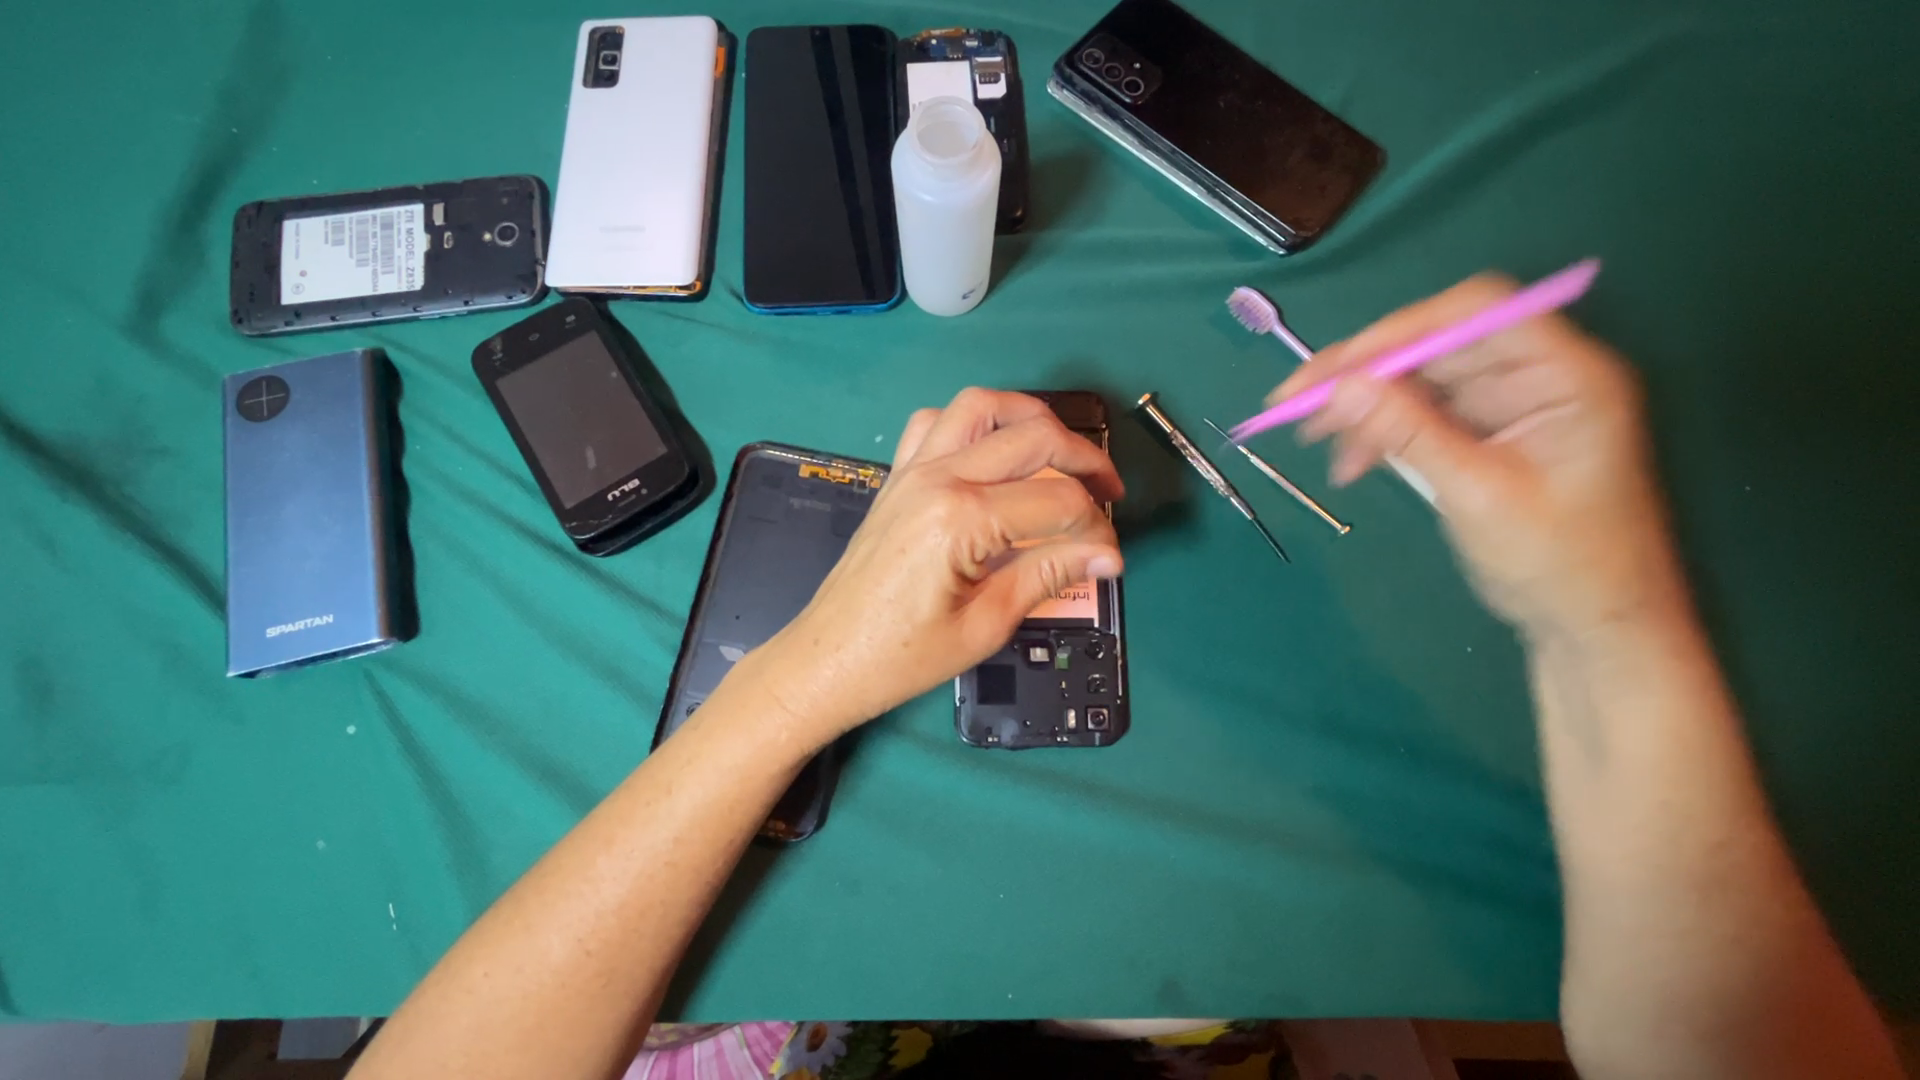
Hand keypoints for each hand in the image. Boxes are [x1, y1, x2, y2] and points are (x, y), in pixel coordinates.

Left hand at [750, 389, 1123, 744]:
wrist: (830, 659)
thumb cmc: (903, 656)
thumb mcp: (986, 625)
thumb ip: (1047, 576)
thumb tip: (1106, 555)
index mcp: (962, 520)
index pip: (1056, 500)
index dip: (1095, 527)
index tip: (1108, 556)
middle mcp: (938, 478)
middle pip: (1032, 437)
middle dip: (1085, 459)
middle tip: (1109, 493)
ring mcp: (912, 470)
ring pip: (982, 406)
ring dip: (1030, 418)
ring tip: (1059, 451)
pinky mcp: (897, 476)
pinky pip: (934, 422)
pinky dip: (972, 422)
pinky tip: (990, 452)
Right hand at [1270, 274, 1684, 637]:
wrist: (1590, 622)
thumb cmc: (1558, 561)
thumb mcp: (1478, 493)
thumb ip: (1409, 434)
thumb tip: (1341, 388)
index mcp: (1561, 373)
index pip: (1474, 314)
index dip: (1400, 330)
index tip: (1337, 368)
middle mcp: (1532, 375)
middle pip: (1434, 343)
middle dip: (1364, 371)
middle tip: (1295, 400)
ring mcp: (1505, 403)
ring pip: (1416, 379)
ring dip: (1362, 405)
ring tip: (1313, 437)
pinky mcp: (1480, 433)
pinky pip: (1417, 414)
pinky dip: (1378, 433)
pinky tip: (1349, 463)